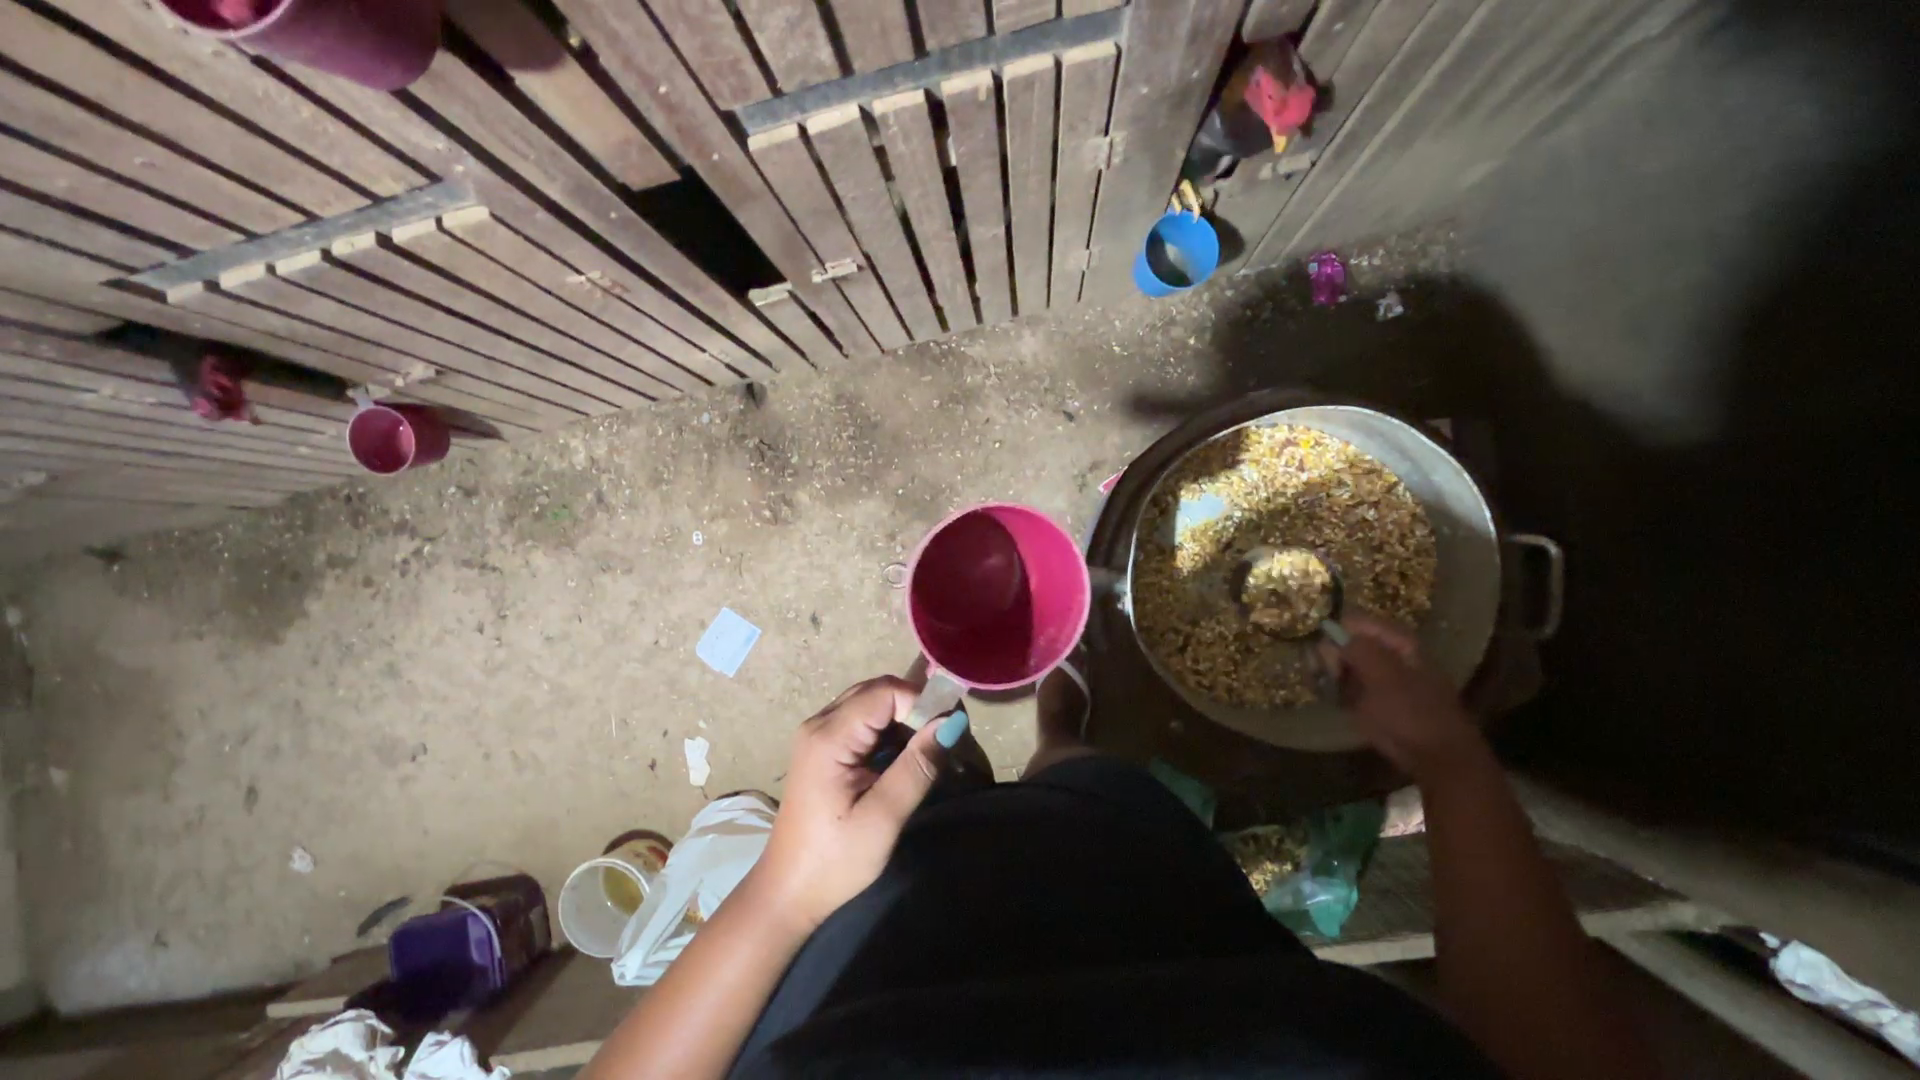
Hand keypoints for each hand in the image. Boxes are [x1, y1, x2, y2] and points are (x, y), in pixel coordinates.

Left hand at [753, 676, 960, 929]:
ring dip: (903, 721)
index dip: (921, 703)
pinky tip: (901, 762)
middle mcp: (818, 725)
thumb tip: (951, 723)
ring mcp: (817, 736)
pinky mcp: (822, 750)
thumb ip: (917, 767)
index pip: (885, 691)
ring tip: (926, 754)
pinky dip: (888, 733)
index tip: (948, 733)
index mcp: (828, 737)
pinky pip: (861, 723)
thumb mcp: (883, 817)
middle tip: (943, 741)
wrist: (788, 892)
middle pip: (877, 692)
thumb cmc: (835, 860)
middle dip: (915, 708)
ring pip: (871, 705)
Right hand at [1319, 613, 1484, 781]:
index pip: (1356, 623)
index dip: (1337, 634)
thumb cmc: (1412, 713)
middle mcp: (1388, 656)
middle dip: (1330, 655)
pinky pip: (1344, 687)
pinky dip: (1332, 689)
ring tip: (1322, 686)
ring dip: (1327, 673)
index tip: (1328, 654)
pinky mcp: (1371, 703)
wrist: (1436, 757)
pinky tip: (1327, 696)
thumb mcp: (1385, 675)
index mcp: (1398, 643)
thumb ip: (1358, 649)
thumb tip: (1333, 638)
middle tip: (1327, 675)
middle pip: (1347, 642)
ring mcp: (1379, 680)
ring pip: (1342, 665)